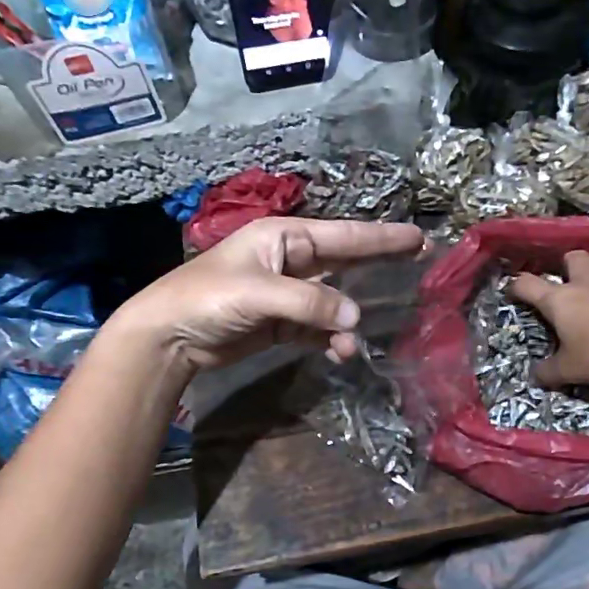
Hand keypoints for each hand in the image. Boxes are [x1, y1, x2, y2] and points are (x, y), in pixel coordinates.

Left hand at [108, 217, 424, 374]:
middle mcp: (288, 261)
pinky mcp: (279, 323)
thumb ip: (309, 303)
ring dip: (345, 322)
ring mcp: (285, 294)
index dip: (381, 238)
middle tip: (417, 269)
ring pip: (330, 303)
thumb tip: (354, 317)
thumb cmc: (208, 298)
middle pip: (342, 264)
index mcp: (283, 238)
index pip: (342, 235)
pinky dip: (329, 339)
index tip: (418, 238)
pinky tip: (339, 353)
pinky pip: (315, 328)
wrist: (169, 335)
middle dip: (376, 269)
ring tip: (353, 343)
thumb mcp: (258, 293)